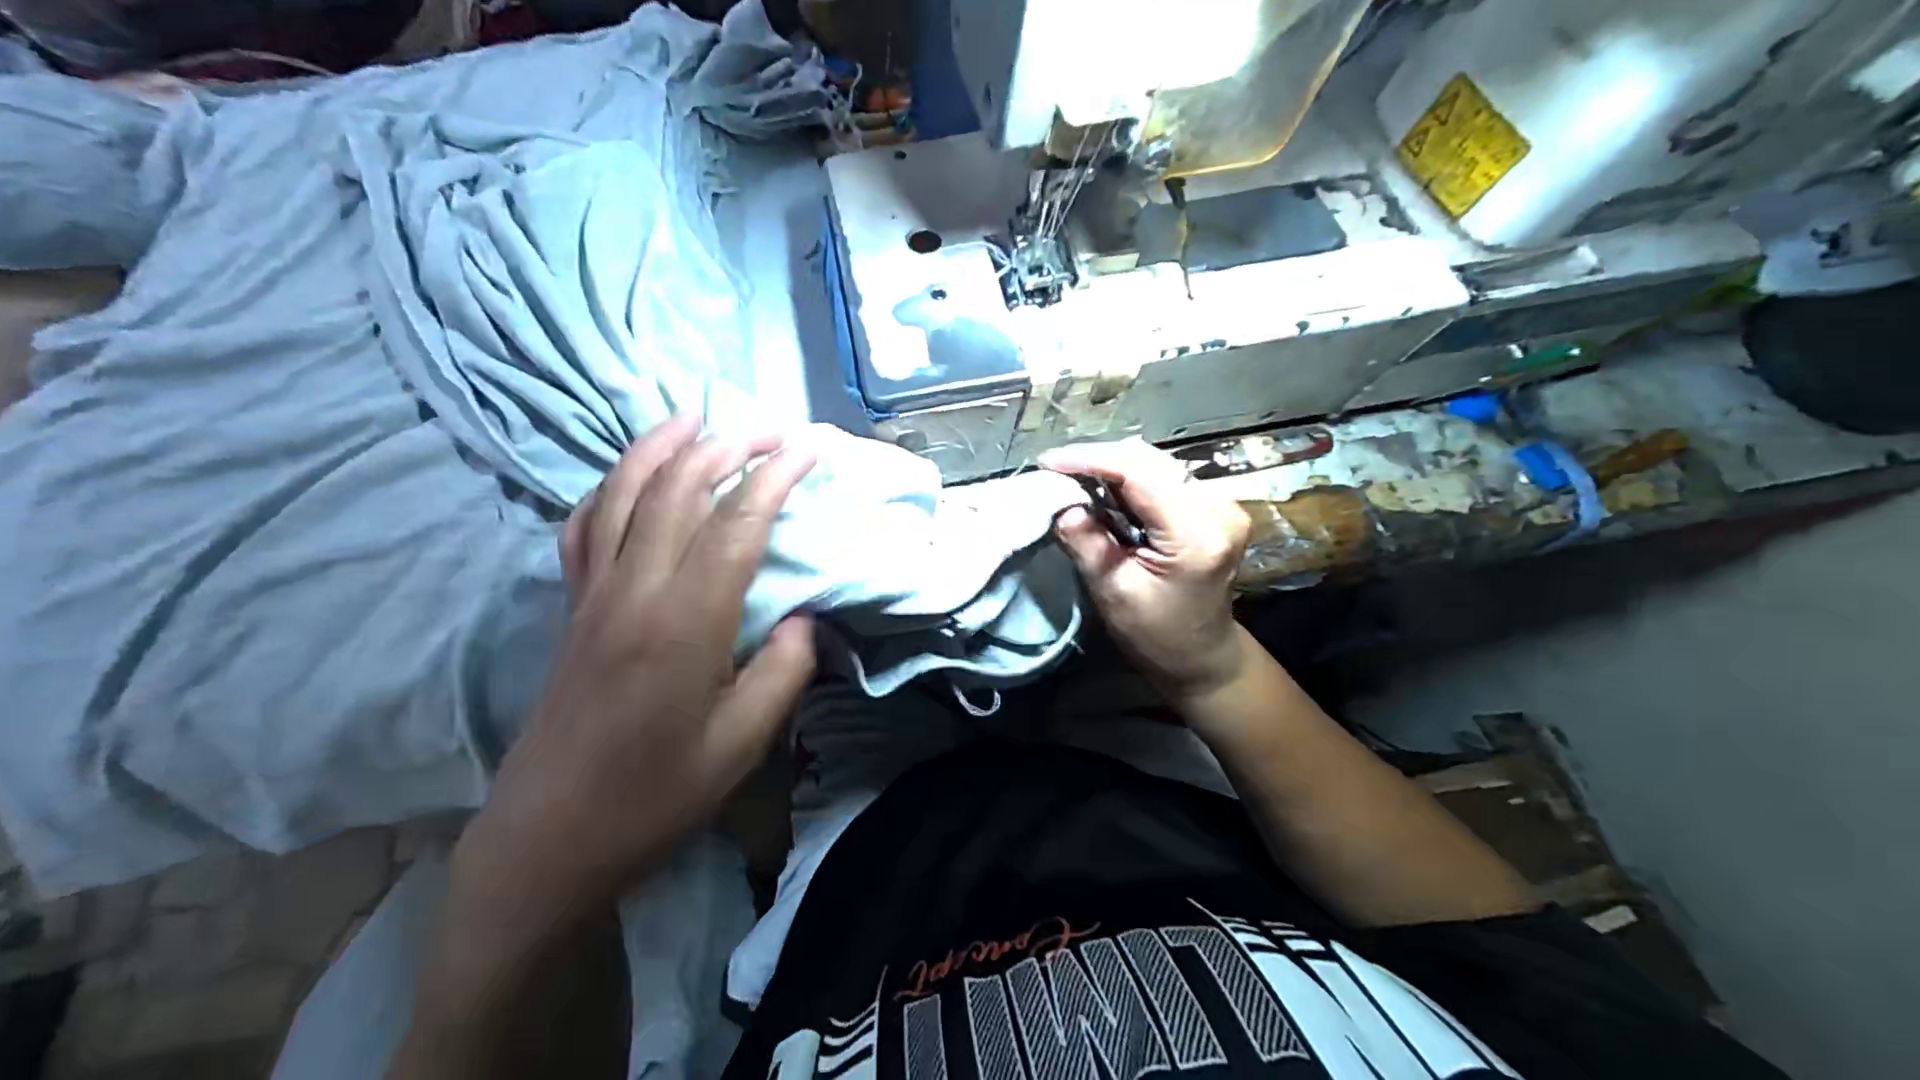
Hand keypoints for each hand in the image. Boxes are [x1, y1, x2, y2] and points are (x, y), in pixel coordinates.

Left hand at [461, 415, 818, 913]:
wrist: (550, 836)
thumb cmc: (656, 796)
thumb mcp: (742, 744)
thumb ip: (783, 669)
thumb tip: (802, 615)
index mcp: (683, 624)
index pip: (736, 524)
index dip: (776, 478)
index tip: (810, 448)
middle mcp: (633, 591)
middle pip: (677, 490)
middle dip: (727, 447)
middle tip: (770, 428)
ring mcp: (592, 595)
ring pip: (622, 494)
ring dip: (661, 448)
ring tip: (696, 418)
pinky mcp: (571, 608)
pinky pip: (583, 526)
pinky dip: (608, 487)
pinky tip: (629, 476)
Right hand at [1042, 439, 1251, 701]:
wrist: (1201, 656)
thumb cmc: (1157, 635)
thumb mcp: (1114, 592)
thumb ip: (1088, 542)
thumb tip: (1060, 502)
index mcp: (1198, 534)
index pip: (1140, 474)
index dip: (1091, 460)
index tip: (1049, 462)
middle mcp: (1219, 508)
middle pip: (1150, 461)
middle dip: (1099, 460)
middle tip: (1055, 472)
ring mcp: (1222, 504)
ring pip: (1157, 463)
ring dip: (1113, 467)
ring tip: (1074, 479)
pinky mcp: (1215, 506)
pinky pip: (1165, 476)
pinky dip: (1131, 478)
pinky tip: (1105, 490)